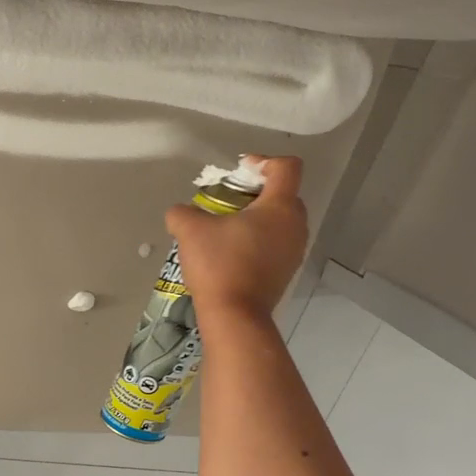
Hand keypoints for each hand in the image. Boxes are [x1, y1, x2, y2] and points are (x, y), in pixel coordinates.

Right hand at [166, 155, 308, 322]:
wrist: (234, 314)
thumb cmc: (219, 264)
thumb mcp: (190, 231)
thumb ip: (182, 213)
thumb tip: (179, 212)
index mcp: (279, 206)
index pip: (286, 167)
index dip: (263, 161)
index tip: (239, 171)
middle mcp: (295, 224)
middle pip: (284, 194)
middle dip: (257, 192)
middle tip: (229, 201)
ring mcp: (294, 250)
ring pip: (280, 221)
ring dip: (258, 218)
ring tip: (228, 229)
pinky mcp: (286, 271)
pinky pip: (276, 244)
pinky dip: (259, 240)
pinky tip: (233, 253)